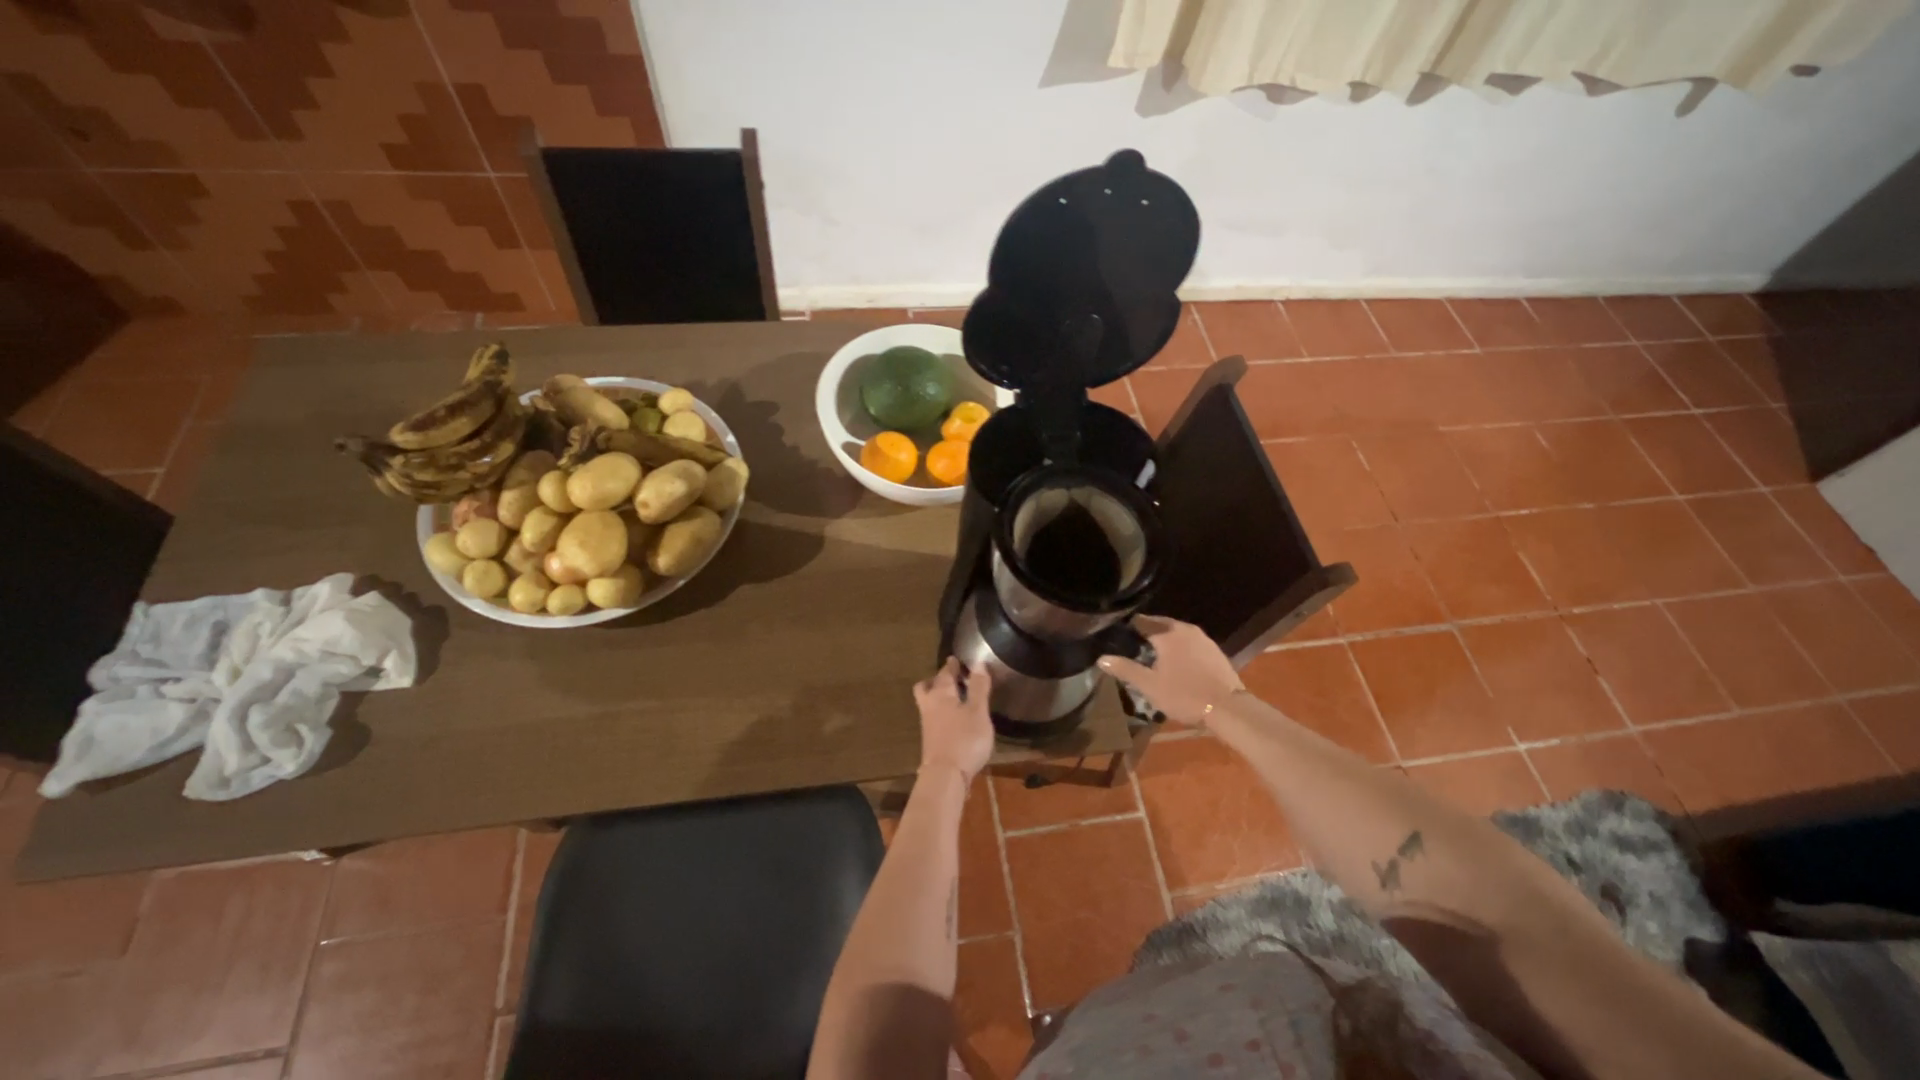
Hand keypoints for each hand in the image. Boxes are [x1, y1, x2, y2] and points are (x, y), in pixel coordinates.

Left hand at [914, 656, 993, 784]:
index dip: (952, 666)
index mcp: (941, 694)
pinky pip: (932, 717)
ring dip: (937, 696)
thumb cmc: (965, 739)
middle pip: (927, 687)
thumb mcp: (978, 711)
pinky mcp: (930, 740)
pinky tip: (953, 719)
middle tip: (949, 678)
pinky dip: (940, 712)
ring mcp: (927, 724)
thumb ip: (978, 687)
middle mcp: (929, 705)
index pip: (945, 673)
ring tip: (953, 698)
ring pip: (927, 702)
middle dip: (936, 680)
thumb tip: (978, 662)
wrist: (945, 775)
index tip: (955, 659)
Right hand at [1098, 615, 1242, 727]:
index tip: (1115, 633)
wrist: (1228, 708)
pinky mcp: (1214, 650)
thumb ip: (1125, 669)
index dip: (1127, 626)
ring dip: (1164, 639)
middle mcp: (1185, 629)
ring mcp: (1203, 639)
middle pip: (1160, 624)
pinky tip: (1175, 661)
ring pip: (1176, 632)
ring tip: (1150, 652)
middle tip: (1131, 643)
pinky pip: (1190, 642)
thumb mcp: (1150, 685)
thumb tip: (1102, 658)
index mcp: (1167, 634)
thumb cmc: (1184, 695)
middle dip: (1146, 631)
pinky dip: (1179, 646)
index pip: (1142, 621)